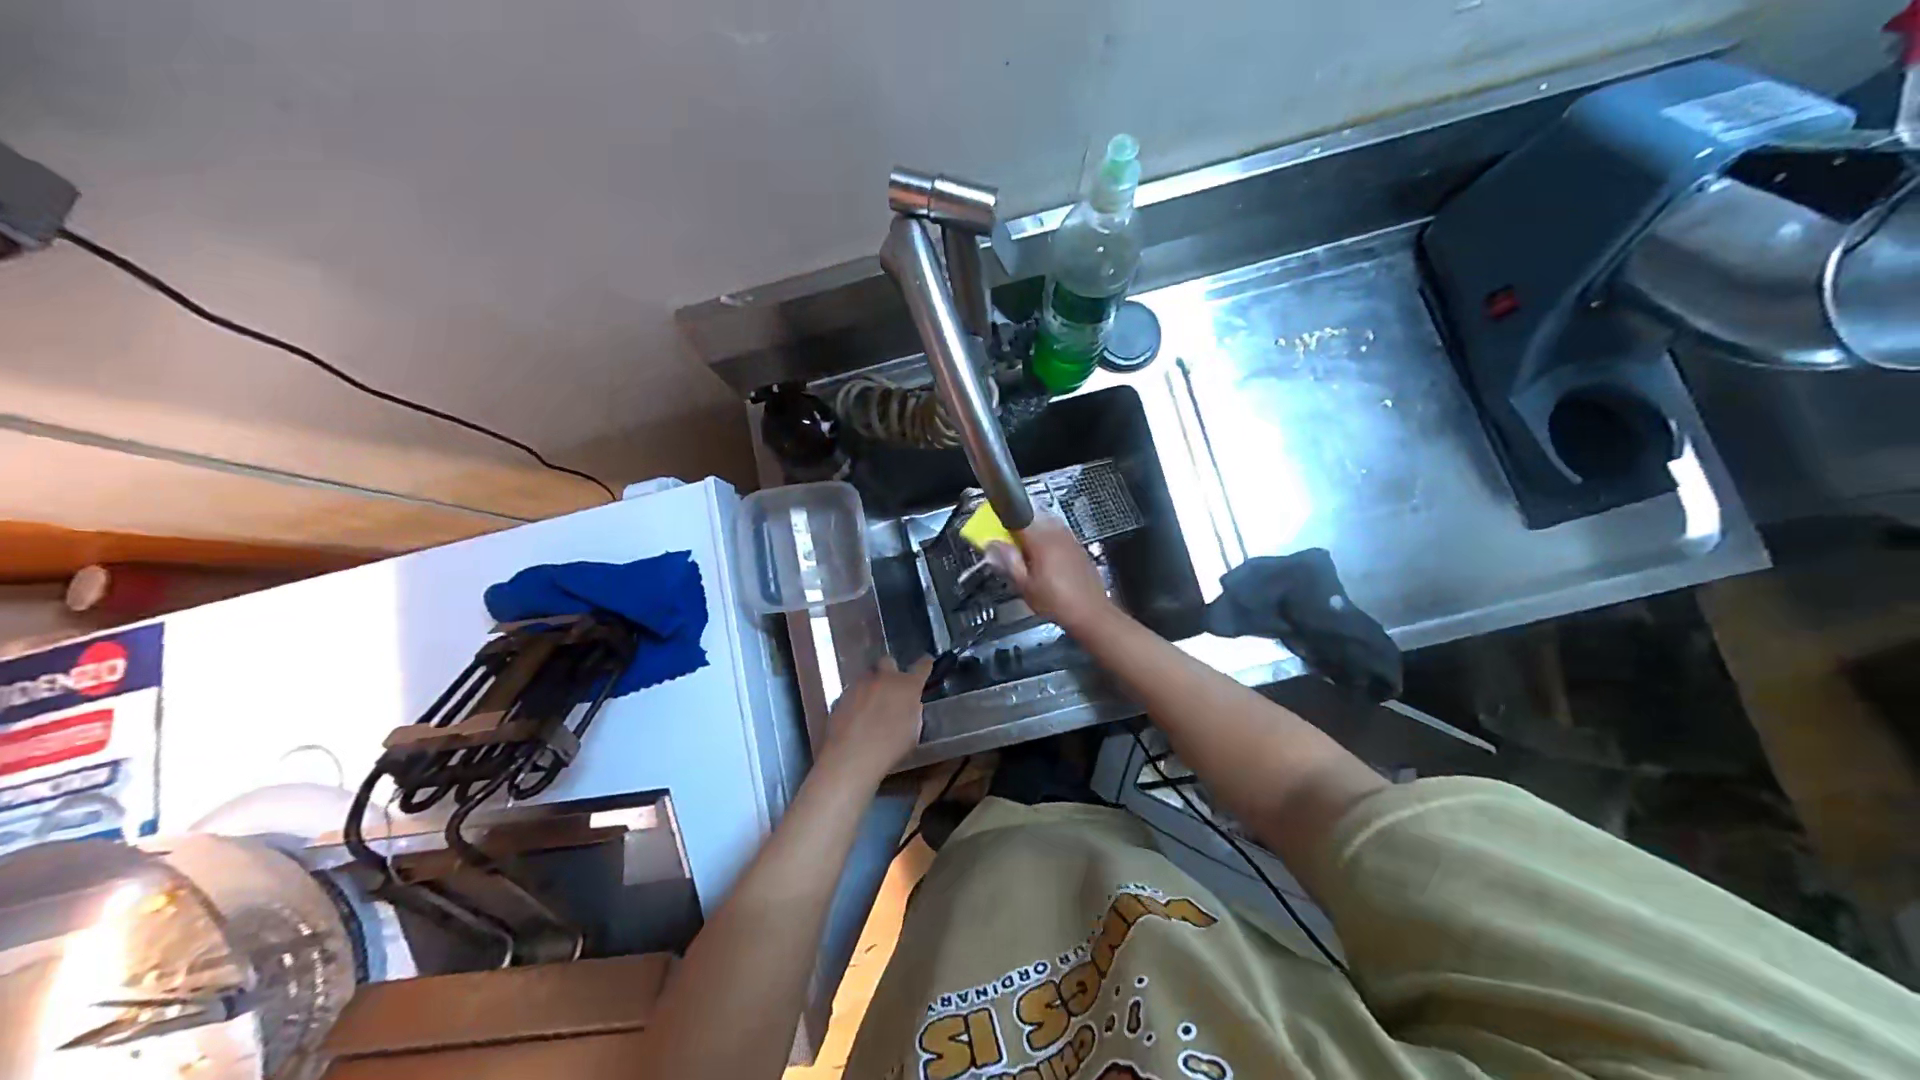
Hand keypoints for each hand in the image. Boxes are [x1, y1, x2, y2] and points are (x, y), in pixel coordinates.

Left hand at [819, 655, 933, 780]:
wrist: (851, 756)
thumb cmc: (890, 748)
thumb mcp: (912, 732)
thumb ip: (912, 711)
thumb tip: (909, 704)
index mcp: (907, 686)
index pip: (921, 666)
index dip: (925, 664)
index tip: (926, 662)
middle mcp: (884, 678)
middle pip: (888, 662)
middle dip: (891, 670)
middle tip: (892, 687)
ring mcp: (860, 685)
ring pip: (868, 676)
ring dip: (872, 686)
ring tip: (872, 705)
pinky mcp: (841, 695)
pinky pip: (853, 692)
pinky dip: (857, 699)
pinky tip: (856, 716)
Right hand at [984, 513, 1115, 631]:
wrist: (1091, 612)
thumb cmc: (1056, 602)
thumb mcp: (1025, 586)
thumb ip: (1008, 561)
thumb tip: (992, 545)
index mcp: (1041, 540)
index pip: (1018, 517)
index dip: (1004, 524)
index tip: (998, 536)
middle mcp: (1057, 533)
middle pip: (1033, 517)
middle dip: (1020, 528)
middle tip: (1013, 548)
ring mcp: (1070, 538)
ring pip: (1046, 524)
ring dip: (1035, 533)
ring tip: (1030, 555)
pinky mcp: (1078, 546)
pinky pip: (1058, 533)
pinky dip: (1048, 540)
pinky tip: (1047, 560)